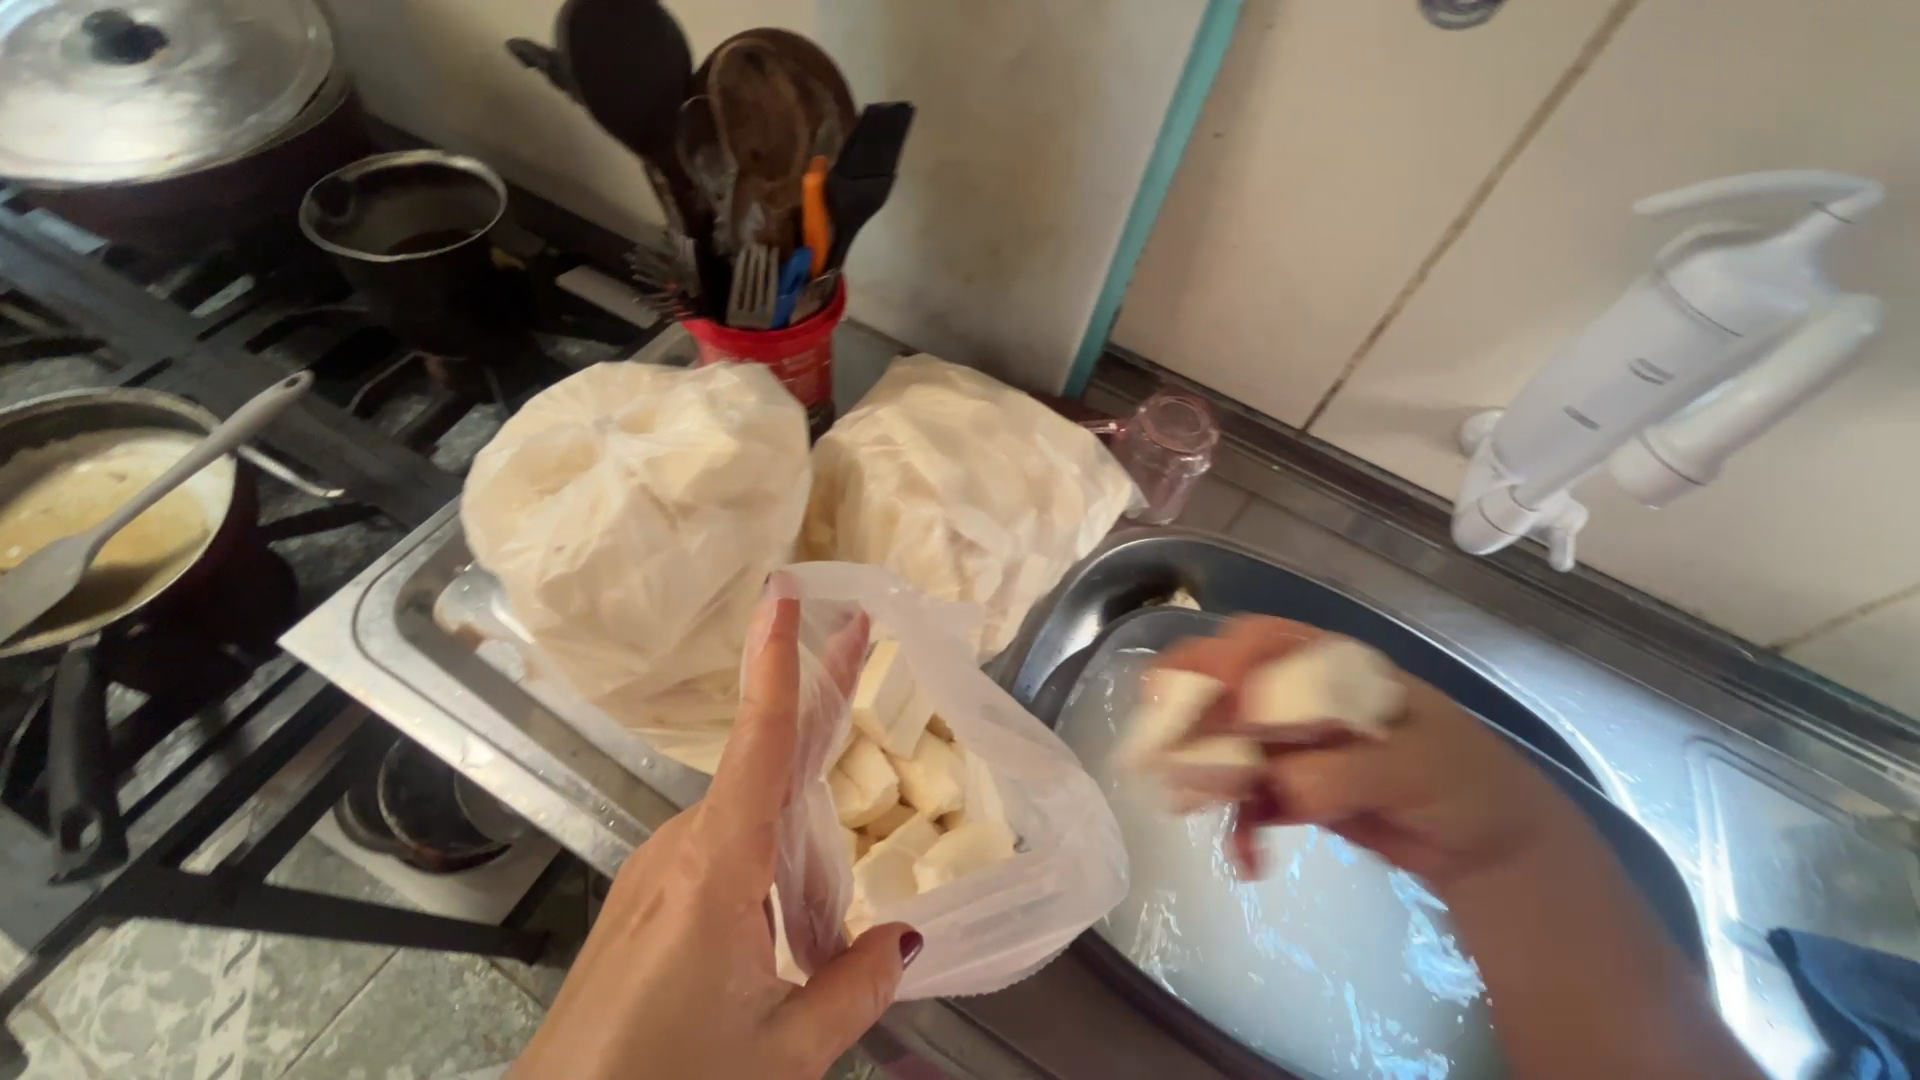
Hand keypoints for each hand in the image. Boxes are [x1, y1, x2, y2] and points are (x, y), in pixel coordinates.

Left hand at [511, 587, 920, 1079]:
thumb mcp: (782, 1057)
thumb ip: (853, 989)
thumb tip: (907, 937)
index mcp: (718, 867)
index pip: (759, 740)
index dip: (778, 660)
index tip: (786, 592)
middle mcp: (683, 847)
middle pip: (763, 756)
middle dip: (815, 695)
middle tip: (860, 635)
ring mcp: (656, 869)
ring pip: (746, 811)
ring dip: (799, 806)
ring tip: (837, 856)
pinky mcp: (646, 896)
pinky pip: (722, 848)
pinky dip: (768, 850)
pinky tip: (787, 908)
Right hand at [1154, 615, 1588, 888]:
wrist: (1486, 844)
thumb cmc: (1461, 780)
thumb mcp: (1411, 768)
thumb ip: (1339, 772)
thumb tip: (1274, 788)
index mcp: (1328, 667)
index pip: (1261, 643)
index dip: (1224, 662)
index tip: (1211, 702)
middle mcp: (1296, 695)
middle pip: (1222, 686)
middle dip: (1188, 717)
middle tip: (1159, 752)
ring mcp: (1287, 743)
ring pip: (1221, 744)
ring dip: (1198, 772)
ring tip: (1186, 806)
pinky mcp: (1284, 788)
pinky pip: (1243, 798)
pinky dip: (1236, 825)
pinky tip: (1247, 857)